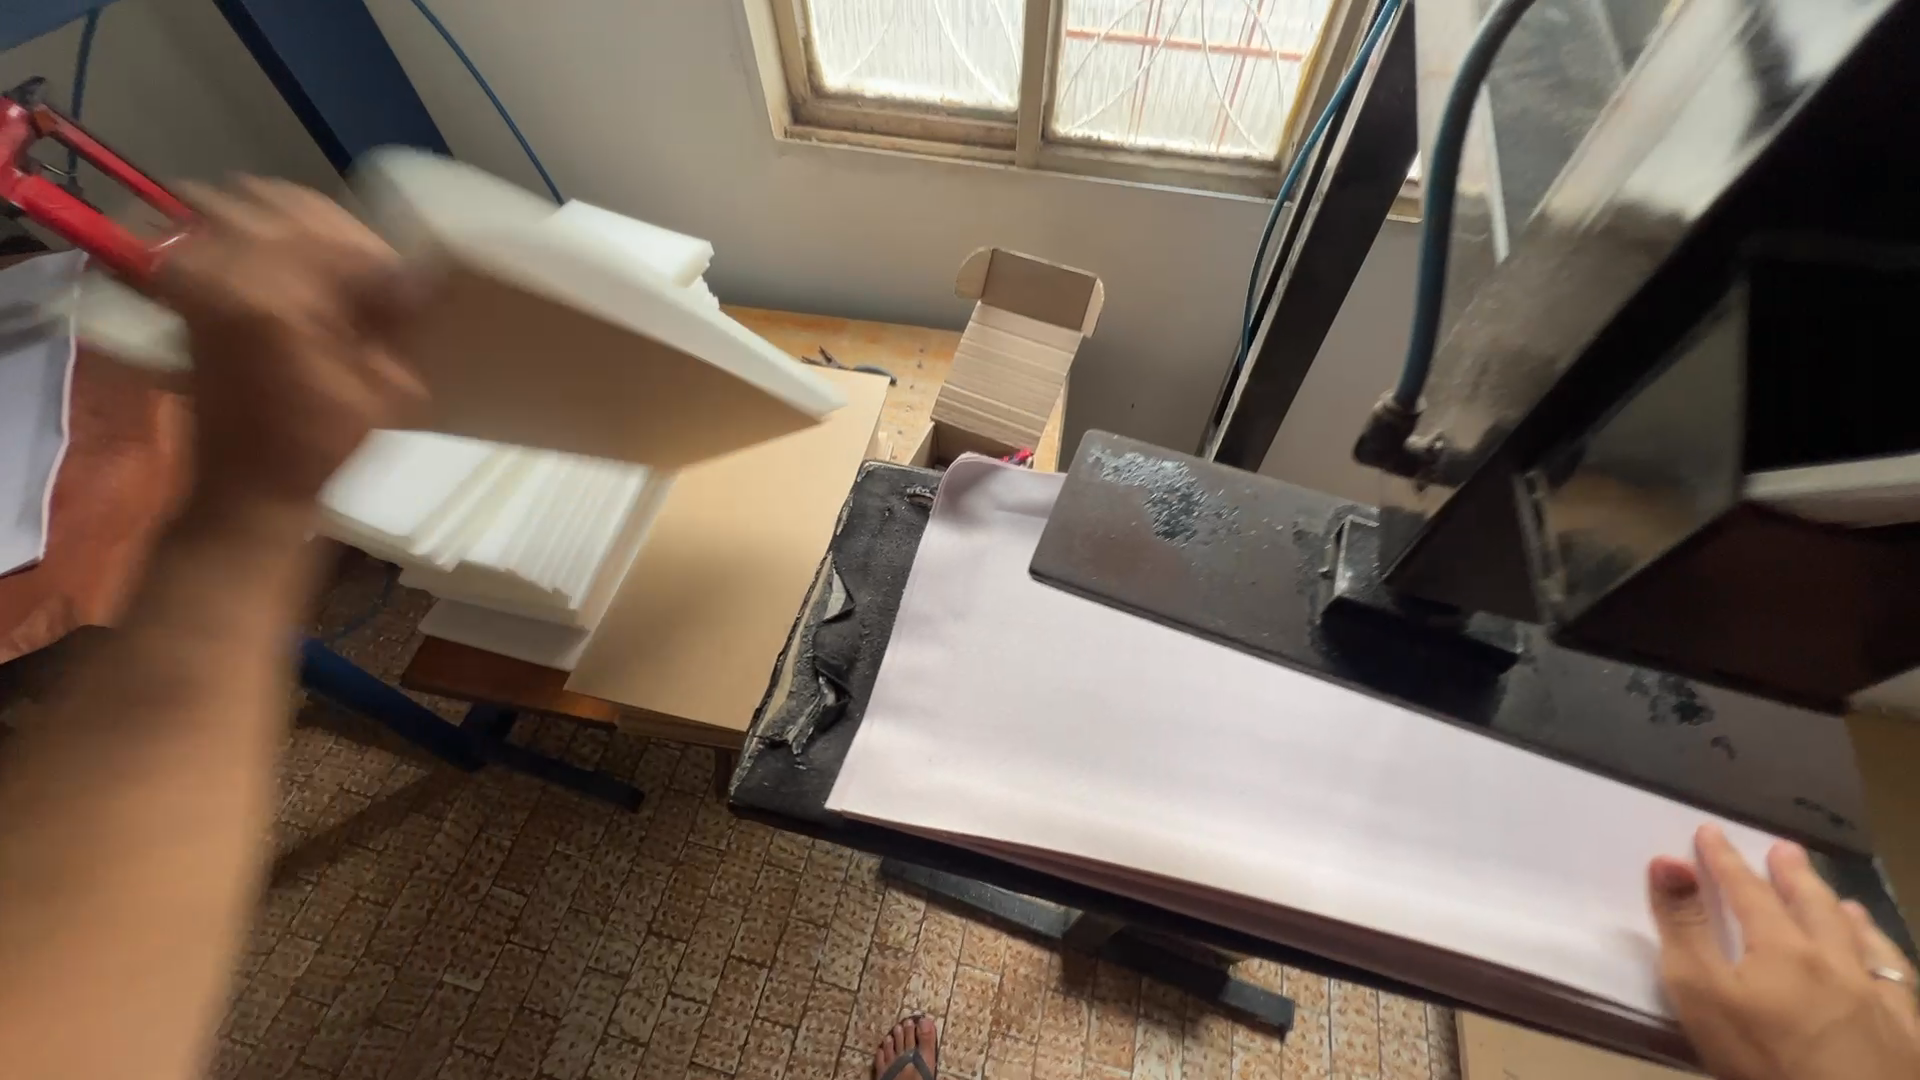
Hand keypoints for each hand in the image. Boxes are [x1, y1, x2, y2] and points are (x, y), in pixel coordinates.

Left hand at [156, 178, 426, 514]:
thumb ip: (396, 319)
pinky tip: (292, 272)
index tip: (411, 289)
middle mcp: (224, 270)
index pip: (344, 240)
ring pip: (245, 206)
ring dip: (295, 229)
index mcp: (278, 297)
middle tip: (373, 274)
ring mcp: (194, 274)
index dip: (386, 262)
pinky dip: (256, 238)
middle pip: (289, 206)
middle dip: (339, 233)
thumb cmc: (325, 444)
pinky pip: (213, 229)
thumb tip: (420, 274)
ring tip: (332, 270)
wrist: (249, 481)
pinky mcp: (182, 286)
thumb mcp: (385, 388)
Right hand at [1649, 825, 1919, 1079]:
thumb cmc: (1761, 1057)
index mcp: (1783, 949)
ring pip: (1868, 947)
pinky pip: (1905, 990)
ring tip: (1843, 902)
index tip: (1711, 830)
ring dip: (1848, 917)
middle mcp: (1838, 966)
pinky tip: (1888, 969)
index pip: (1748, 891)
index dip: (1726, 859)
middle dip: (1795, 877)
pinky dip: (1889, 964)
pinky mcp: (1913, 1045)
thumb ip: (1682, 923)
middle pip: (1816, 910)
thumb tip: (1668, 860)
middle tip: (1785, 849)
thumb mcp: (1699, 988)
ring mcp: (1885, 1007)